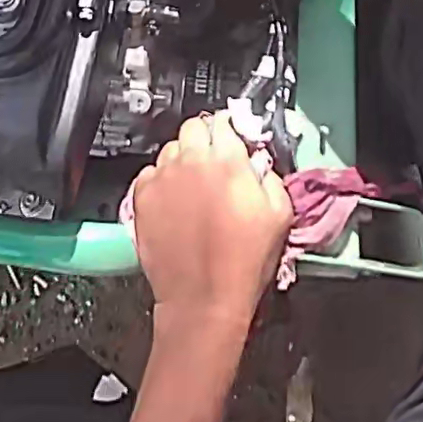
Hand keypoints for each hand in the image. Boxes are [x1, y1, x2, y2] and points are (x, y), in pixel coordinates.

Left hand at [130, 113, 293, 328]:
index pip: (223, 121)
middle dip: (204, 138)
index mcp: (228, 160)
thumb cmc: (244, 262)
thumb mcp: (279, 215)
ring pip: (171, 148)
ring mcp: (164, 175)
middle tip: (212, 161)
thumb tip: (258, 161)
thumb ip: (270, 176)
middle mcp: (192, 159)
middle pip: (193, 127)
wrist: (203, 300)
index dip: (228, 130)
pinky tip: (173, 202)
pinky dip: (161, 180)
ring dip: (182, 159)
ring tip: (192, 186)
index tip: (231, 139)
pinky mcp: (143, 194)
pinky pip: (150, 172)